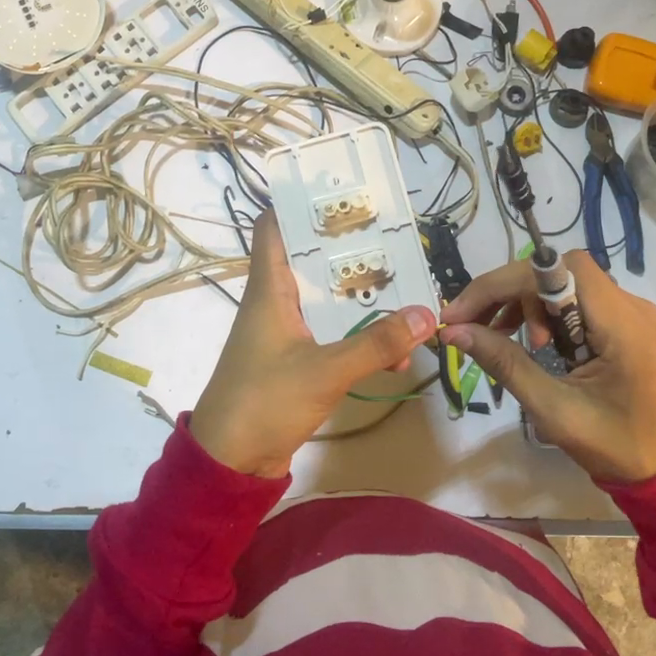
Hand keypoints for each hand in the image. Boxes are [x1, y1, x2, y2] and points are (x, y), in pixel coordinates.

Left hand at [190, 212, 436, 477]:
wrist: (229, 461)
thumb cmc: (264, 401)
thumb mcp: (325, 370)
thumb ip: (375, 344)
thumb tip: (426, 313)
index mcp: (269, 287)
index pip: (275, 226)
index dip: (302, 204)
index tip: (345, 194)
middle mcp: (276, 300)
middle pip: (314, 260)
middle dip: (354, 253)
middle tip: (398, 241)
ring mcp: (285, 331)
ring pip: (329, 300)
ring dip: (364, 301)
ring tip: (408, 297)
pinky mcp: (294, 359)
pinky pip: (332, 334)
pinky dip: (359, 337)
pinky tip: (394, 353)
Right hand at [439, 254, 655, 483]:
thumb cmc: (617, 447)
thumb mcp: (555, 410)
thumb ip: (506, 364)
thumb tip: (455, 332)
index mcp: (622, 325)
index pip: (555, 270)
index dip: (504, 281)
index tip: (464, 311)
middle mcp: (630, 306)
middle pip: (557, 272)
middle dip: (508, 291)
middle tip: (473, 324)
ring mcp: (631, 313)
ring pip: (564, 283)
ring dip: (524, 301)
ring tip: (502, 337)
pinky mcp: (626, 324)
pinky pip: (577, 301)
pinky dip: (545, 313)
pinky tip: (531, 342)